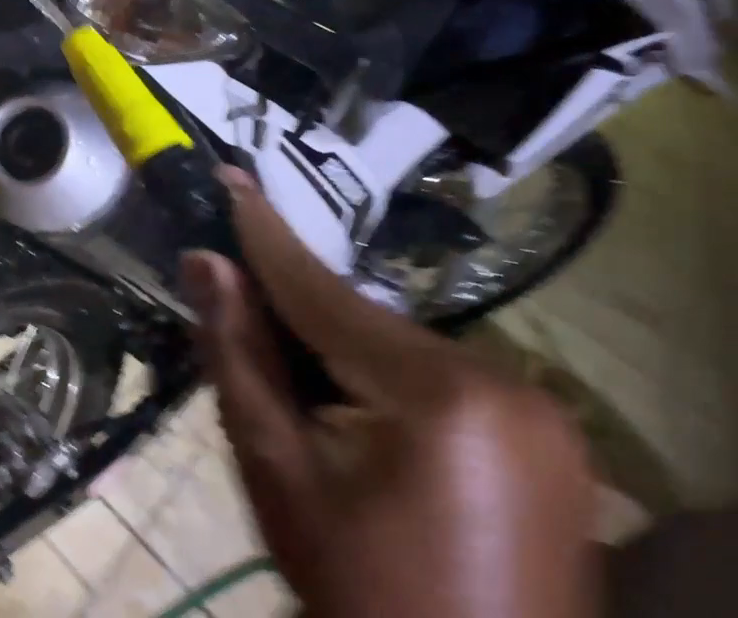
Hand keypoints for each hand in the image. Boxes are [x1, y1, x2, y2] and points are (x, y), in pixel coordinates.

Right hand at [182, 166, 598, 617]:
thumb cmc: (352, 580)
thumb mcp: (276, 467)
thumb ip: (239, 355)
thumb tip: (204, 263)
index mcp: (441, 391)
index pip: (323, 292)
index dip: (263, 234)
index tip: (226, 176)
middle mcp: (508, 384)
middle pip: (363, 321)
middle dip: (293, 310)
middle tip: (228, 290)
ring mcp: (541, 415)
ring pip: (397, 348)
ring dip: (334, 347)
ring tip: (280, 370)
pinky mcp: (547, 443)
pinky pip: (438, 380)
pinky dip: (378, 377)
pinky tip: (342, 403)